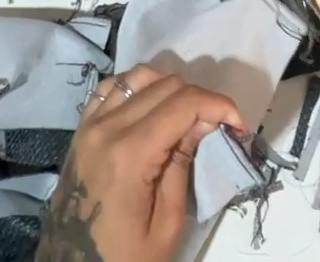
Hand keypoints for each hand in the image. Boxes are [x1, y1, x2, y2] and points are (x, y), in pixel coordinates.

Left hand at [36, 65, 245, 261]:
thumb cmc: (124, 257)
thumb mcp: (165, 224)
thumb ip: (183, 163)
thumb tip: (205, 120)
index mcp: (130, 154)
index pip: (184, 103)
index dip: (218, 105)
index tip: (238, 125)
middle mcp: (107, 127)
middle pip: (166, 84)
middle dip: (199, 99)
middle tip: (216, 127)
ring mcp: (90, 124)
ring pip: (140, 76)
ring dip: (169, 88)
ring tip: (185, 115)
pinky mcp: (81, 127)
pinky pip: (112, 87)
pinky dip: (137, 87)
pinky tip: (151, 107)